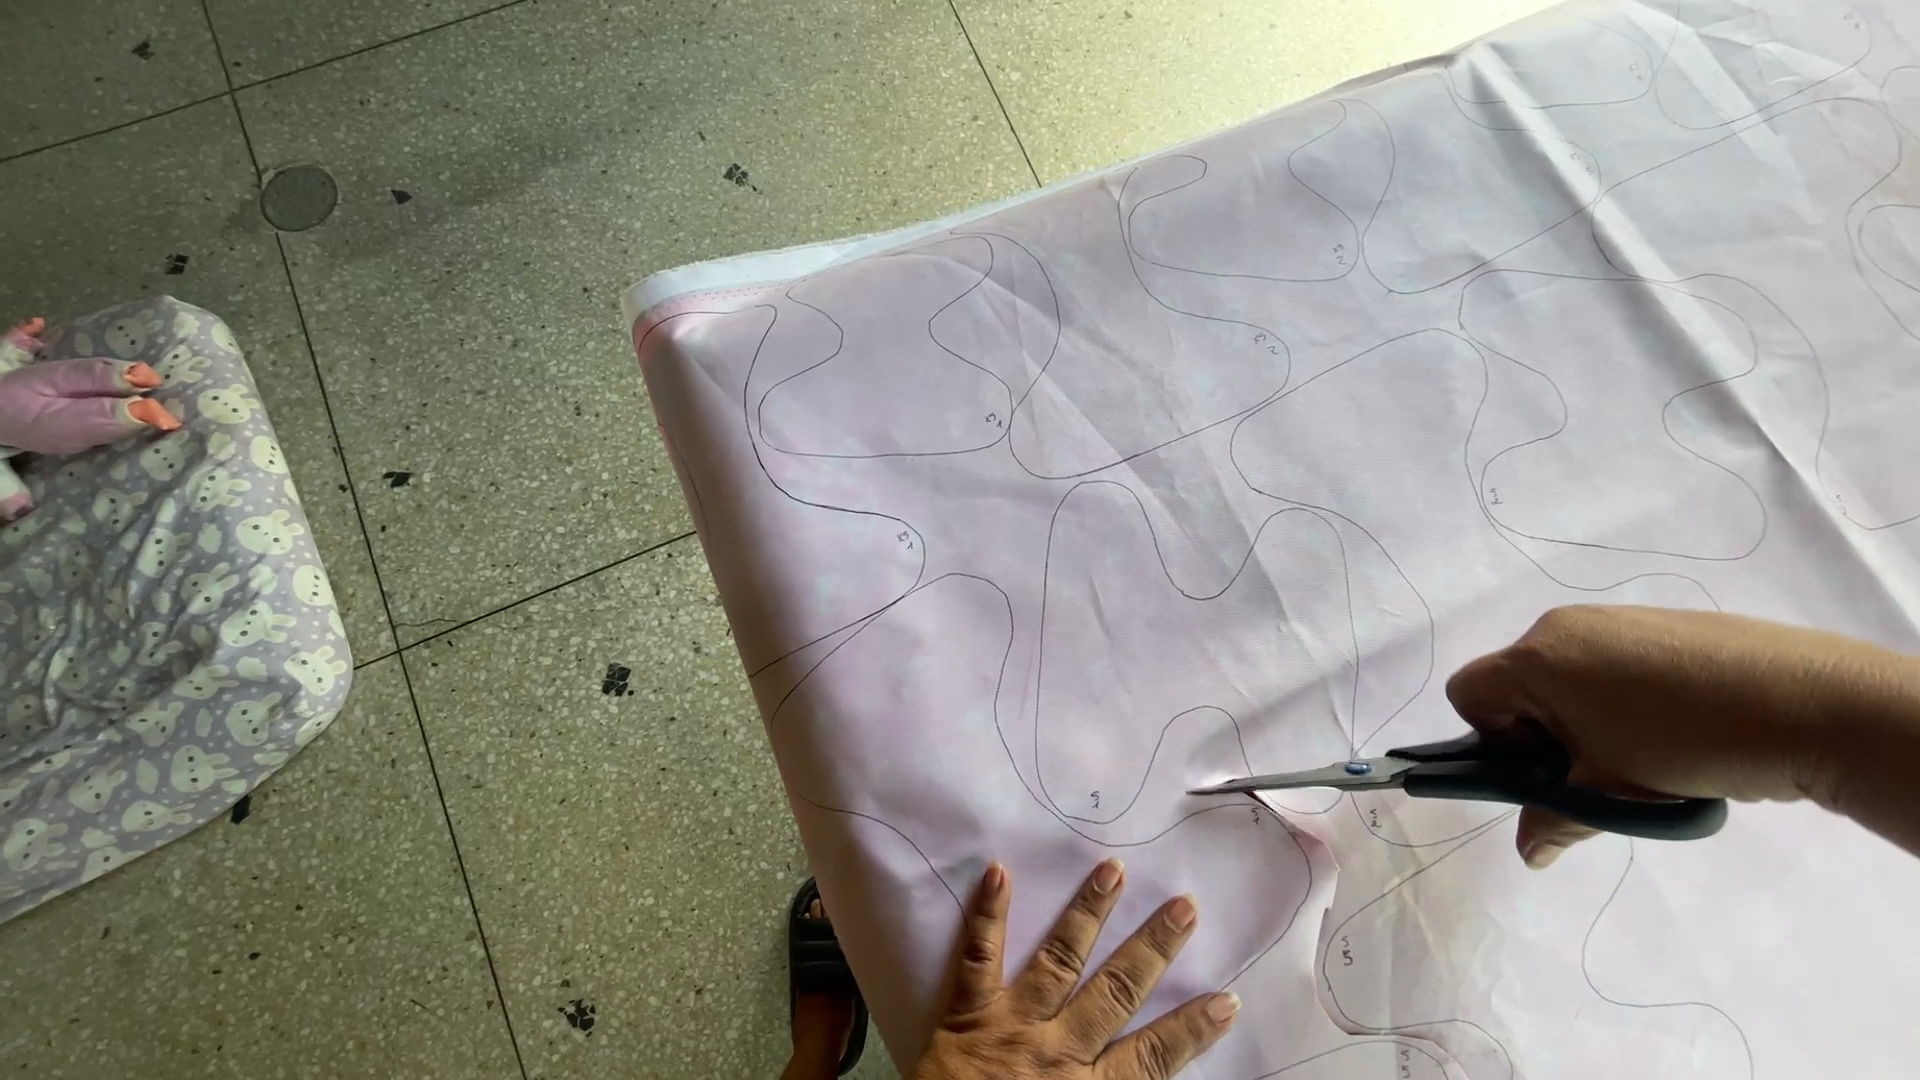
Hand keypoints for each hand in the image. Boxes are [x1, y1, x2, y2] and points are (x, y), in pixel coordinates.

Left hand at [909, 860, 1238, 1079]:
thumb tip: (1149, 1075)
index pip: (1152, 1058)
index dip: (1191, 1030)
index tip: (1227, 998)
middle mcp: (1059, 1050)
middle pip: (1115, 991)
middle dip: (1152, 948)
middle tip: (1182, 905)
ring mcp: (1014, 1023)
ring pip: (1059, 959)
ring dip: (1088, 913)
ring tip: (1112, 870)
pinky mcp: (969, 1010)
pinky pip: (978, 956)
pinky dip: (988, 914)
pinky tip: (999, 871)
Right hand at [1446, 605, 1919, 865]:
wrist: (1825, 704)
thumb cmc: (1692, 743)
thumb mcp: (1615, 791)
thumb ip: (1557, 819)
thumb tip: (1530, 856)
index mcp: (1535, 659)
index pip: (1467, 694)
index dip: (1494, 737)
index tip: (1551, 766)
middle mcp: (1559, 627)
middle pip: (1515, 682)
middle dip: (1542, 728)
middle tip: (1600, 765)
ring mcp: (1610, 618)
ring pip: (1563, 672)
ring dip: (1582, 712)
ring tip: (1647, 745)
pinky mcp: (1657, 619)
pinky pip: (1608, 658)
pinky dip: (1622, 691)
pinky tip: (1680, 721)